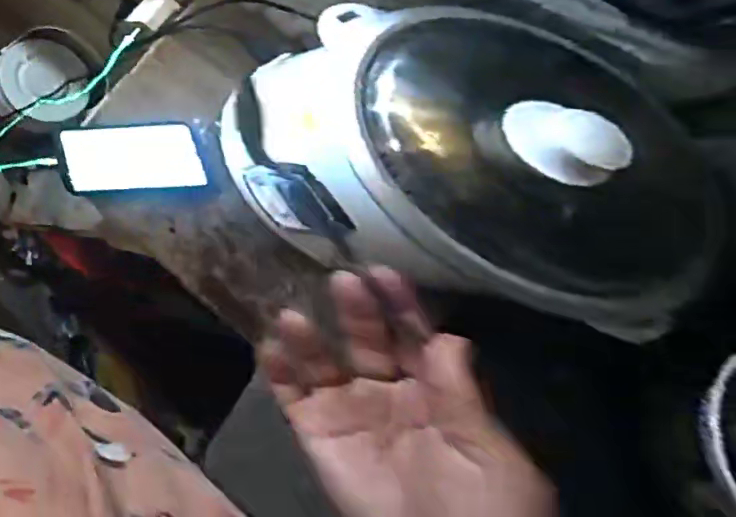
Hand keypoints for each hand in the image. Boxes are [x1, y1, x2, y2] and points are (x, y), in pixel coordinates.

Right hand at [261, 267, 553, 516]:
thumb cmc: (484, 512)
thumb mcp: (492, 457)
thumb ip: (462, 394)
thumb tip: (447, 334)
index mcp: (435, 398)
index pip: (415, 340)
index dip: (401, 307)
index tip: (382, 272)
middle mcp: (386, 393)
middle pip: (364, 340)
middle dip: (354, 309)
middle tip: (342, 281)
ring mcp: (345, 409)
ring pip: (319, 360)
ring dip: (307, 336)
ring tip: (294, 319)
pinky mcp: (312, 428)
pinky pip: (287, 391)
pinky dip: (275, 366)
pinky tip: (271, 346)